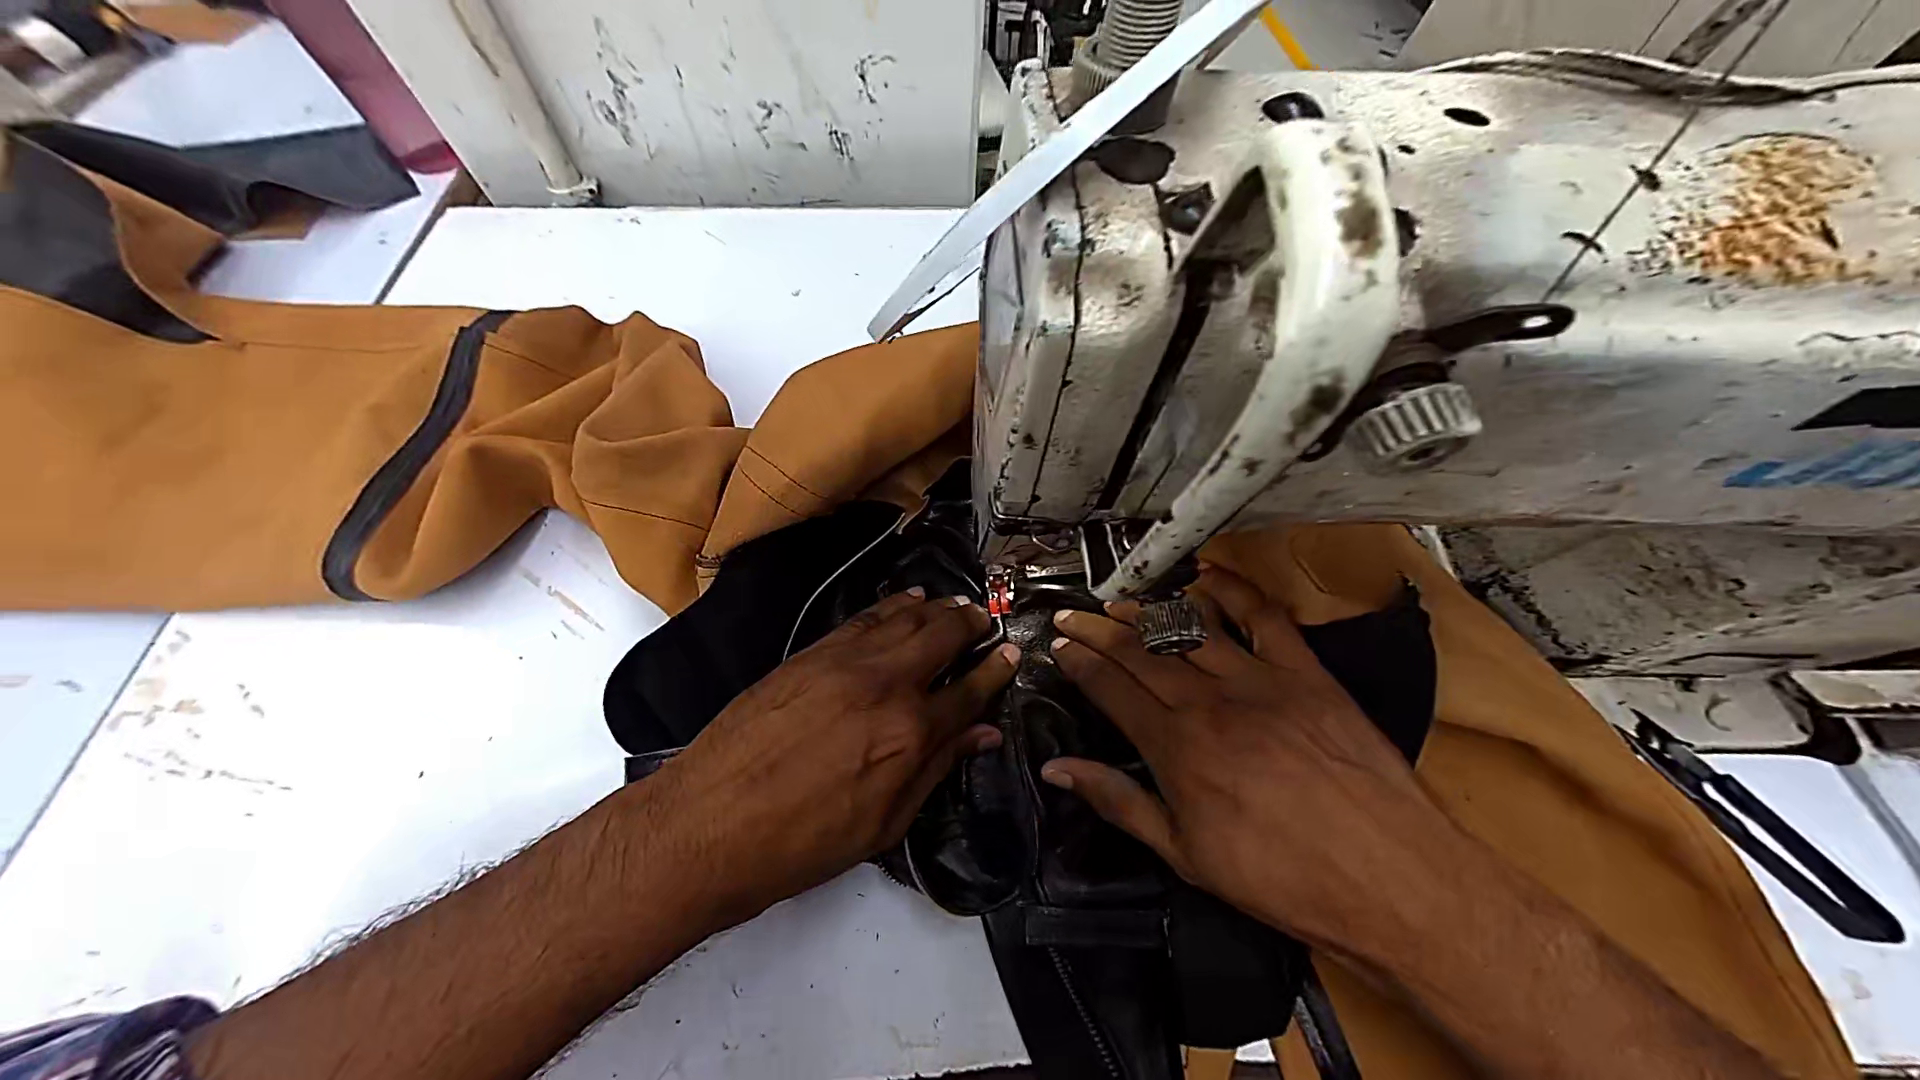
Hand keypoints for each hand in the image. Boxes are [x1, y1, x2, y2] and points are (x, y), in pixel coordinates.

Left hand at [641, 589, 1018, 927]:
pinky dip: (891, 607)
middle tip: (984, 618)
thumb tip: (982, 734)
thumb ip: (937, 768)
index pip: (968, 690)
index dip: (995, 671)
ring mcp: (844, 662)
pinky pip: (862, 619)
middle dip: (970, 623)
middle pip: (941, 637)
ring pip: (904, 618)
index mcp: (910, 733)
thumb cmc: (801, 842)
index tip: (1009, 655)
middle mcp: (884, 685)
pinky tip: (905, 603)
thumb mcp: (885, 823)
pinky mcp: (810, 653)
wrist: (709, 824)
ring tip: (954, 603)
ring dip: (935, 608)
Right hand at [1042, 567, 1458, 954]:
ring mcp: (1259, 681)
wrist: (1392, 881)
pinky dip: (1233, 591)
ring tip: (1120, 602)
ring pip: (1188, 629)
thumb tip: (1059, 770)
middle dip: (1097, 629)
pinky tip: (1206, 578)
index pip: (1110, 688)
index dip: (1079, 662)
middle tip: (1073, 616)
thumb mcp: (1184, 854)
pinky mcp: (1306, 674)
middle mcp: (1209, 703)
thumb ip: (1118, 801)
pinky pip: (1264, 618)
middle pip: (1138, 651)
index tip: (1060, 646)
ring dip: (1147, 611)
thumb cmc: (1284, 878)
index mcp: (1176, 748)